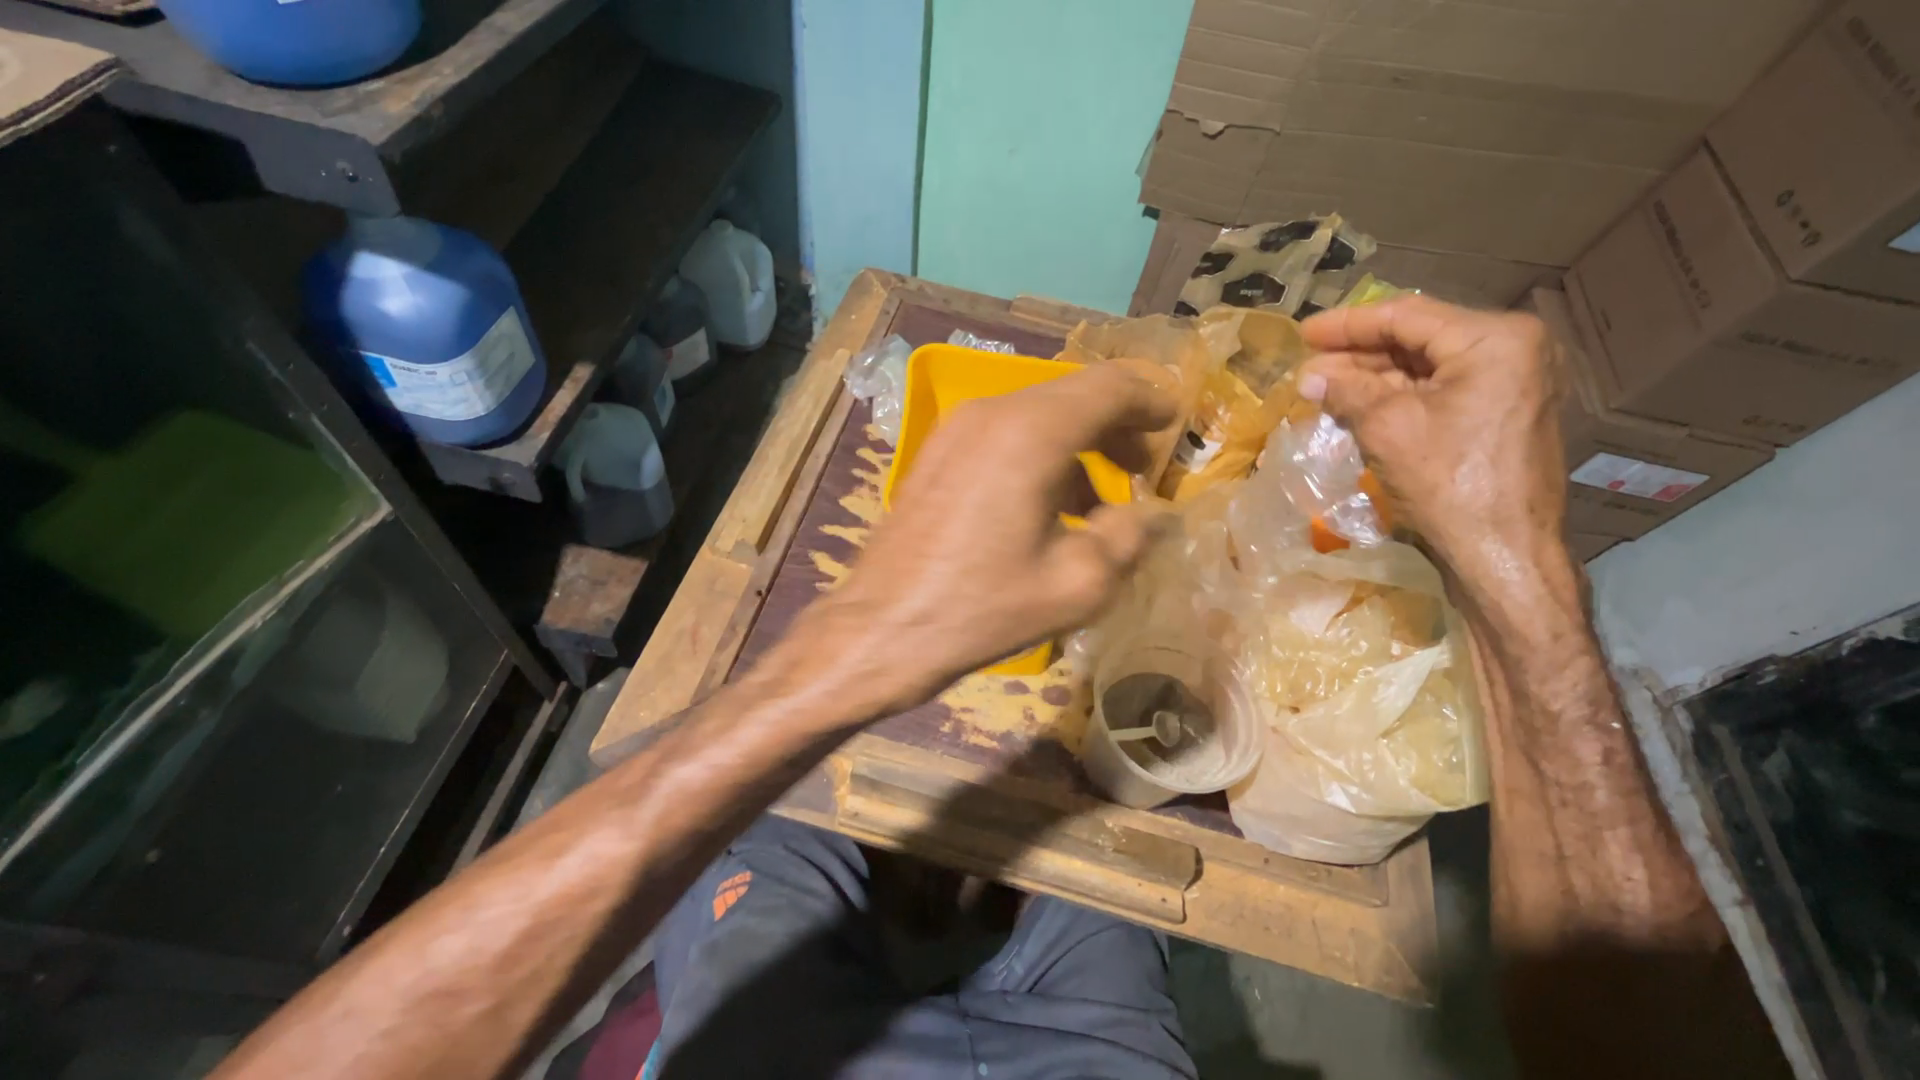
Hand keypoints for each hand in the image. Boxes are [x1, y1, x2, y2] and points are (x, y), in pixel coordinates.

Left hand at [799, 364, 1176, 713]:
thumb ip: (1129, 538)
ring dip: (1078, 446)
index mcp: (1031, 432)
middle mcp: (991, 414)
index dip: (1150, 402)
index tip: (1174, 429)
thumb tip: (1152, 515)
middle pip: (1072, 396)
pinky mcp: (937, 454)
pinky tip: (1049, 510)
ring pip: (1037, 415)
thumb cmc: (983, 608)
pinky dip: (1040, 456)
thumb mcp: (1077, 584)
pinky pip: (1004, 436)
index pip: (1109, 386)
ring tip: (1101, 504)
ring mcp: (956, 430)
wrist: (883, 628)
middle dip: (1117, 428)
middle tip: (1144, 470)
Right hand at [1297, 295, 1566, 576]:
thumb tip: (1309, 376)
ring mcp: (1516, 382)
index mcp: (1494, 339)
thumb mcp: (1387, 428)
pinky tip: (1359, 403)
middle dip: (1360, 353)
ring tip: (1324, 386)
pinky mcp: (1507, 413)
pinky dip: (1401, 395)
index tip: (1304, 333)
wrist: (1504, 554)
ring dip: (1376, 376)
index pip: (1407, 316)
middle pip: (1420, 338)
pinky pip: (1445, 389)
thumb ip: (1346, 390)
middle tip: (1310, 364)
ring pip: (1430, 366)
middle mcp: (1515, 349)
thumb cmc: (1448, 485)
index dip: (1348, 325)